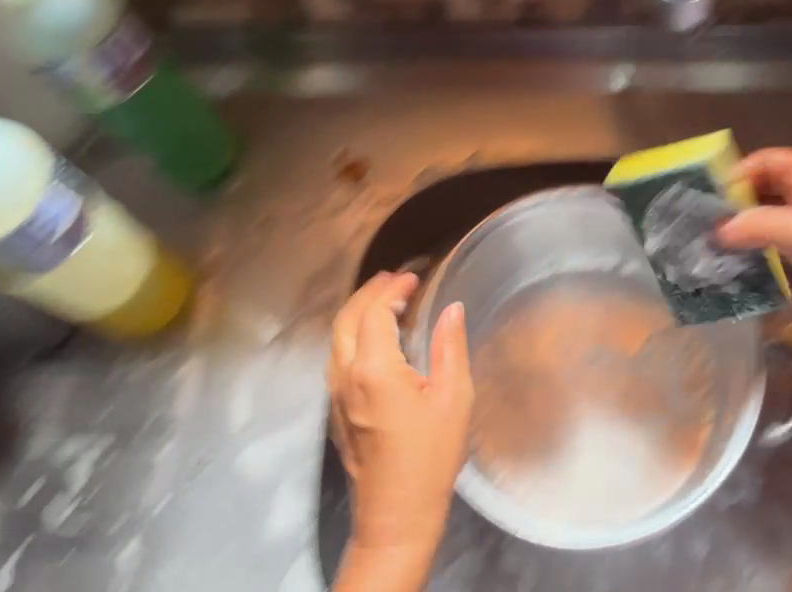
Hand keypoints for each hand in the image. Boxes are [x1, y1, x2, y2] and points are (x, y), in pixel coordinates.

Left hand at [329, 271, 472, 565]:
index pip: (375, 312)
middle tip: (394, 278)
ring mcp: (336, 396)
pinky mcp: (337, 412)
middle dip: (368, 293)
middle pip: (346, 319)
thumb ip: (450, 346)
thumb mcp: (455, 397)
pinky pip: (337, 358)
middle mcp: (346, 376)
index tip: (415, 275)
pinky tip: (374, 339)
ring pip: (336, 339)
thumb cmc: (431, 457)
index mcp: (374, 368)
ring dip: (357, 312)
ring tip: (383, 300)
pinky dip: (352, 335)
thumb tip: (452, 308)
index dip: (393, 288)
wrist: (397, 515)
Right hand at [717, 147, 791, 350]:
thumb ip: (756, 224)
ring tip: (712, 237)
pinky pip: (774, 236)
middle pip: (765, 184)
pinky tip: (734, 254)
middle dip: (737, 199)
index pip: (767, 160)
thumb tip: (716, 230)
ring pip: (768, 211)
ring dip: (744, 223)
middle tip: (706, 218)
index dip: (739, 173)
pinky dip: (755, 242)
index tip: (710, 196)